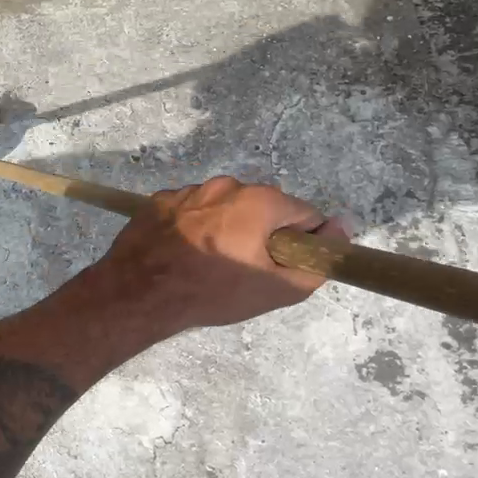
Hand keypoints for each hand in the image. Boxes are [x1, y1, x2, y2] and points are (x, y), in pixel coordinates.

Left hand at [92, 176, 346, 334]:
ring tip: (211, 260)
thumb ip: (320, 258)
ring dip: (227, 227)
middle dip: (262, 233)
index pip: (303, 215)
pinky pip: (190, 210)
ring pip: (223, 207)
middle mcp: (220, 185)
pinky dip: (194, 226)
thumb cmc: (212, 291)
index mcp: (256, 199)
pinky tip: (184, 250)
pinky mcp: (155, 201)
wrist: (138, 292)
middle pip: (262, 208)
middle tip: (245, 265)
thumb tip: (338, 229)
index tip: (282, 263)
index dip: (301, 241)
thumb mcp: (280, 287)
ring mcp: (183, 190)